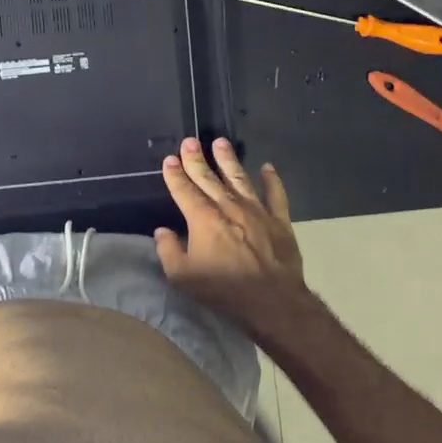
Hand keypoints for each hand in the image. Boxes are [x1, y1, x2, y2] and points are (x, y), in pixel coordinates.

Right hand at [155, 138, 310, 328]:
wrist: (271, 300)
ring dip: (228, 160)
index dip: (175, 174)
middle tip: (190, 142)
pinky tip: (268, 167)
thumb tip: (163, 231)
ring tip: (221, 143)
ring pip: (239, 179)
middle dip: (197, 160)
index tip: (169, 160)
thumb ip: (168, 250)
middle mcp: (228, 207)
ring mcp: (256, 212)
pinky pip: (276, 195)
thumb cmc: (222, 289)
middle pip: (209, 179)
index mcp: (203, 219)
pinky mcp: (279, 221)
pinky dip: (272, 180)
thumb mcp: (181, 275)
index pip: (184, 190)